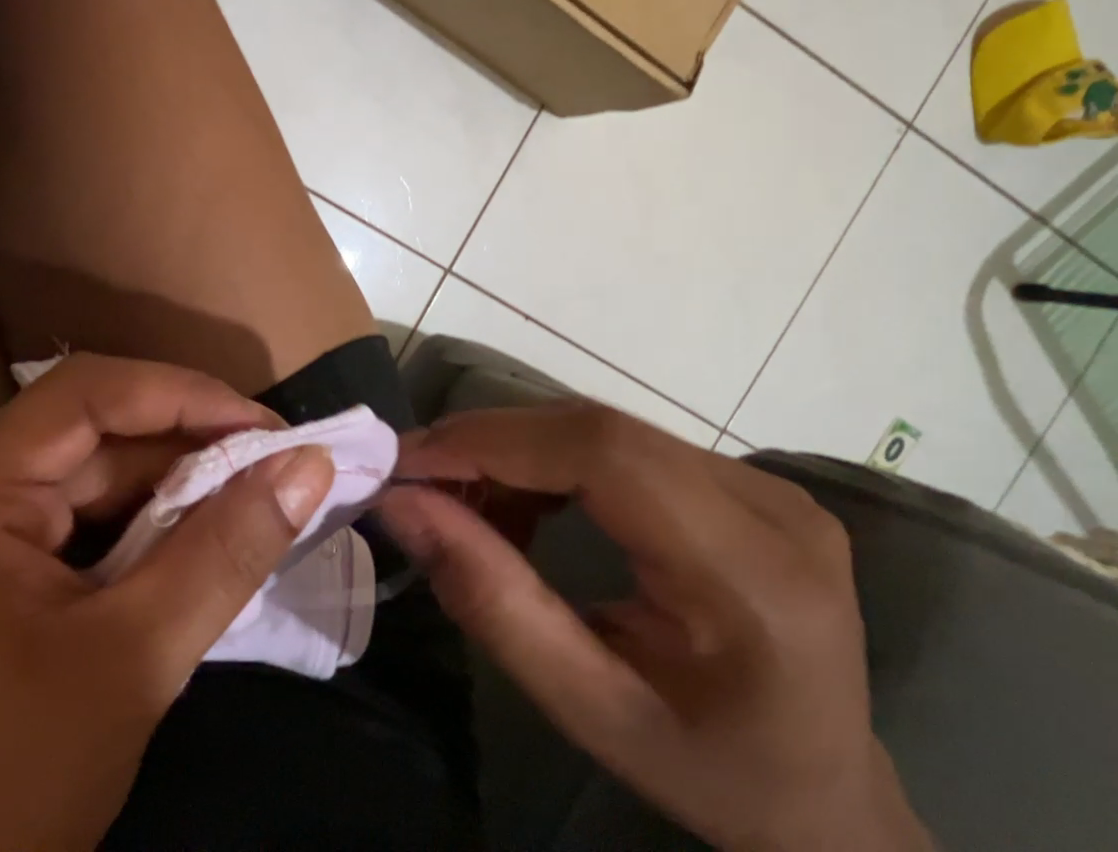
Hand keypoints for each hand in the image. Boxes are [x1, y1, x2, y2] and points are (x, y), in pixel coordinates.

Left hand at [0, 354, 334, 850]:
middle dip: (186, 439)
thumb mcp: (139, 653)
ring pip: (96, 477)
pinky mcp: (12, 577)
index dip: (176, 393)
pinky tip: (209, 533)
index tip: (262, 425)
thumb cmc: (32, 766)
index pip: (80, 396)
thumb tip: (308, 465)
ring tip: (258, 492)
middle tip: (276, 459)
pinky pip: (91, 523)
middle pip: (89, 431)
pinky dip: (153, 524)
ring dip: (176, 482)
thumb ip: (225, 550)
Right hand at [379, 404, 932, 851]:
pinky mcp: (746, 483)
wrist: (823, 795)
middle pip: (600, 429)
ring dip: (513, 453)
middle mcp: (772, 507)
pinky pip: (622, 446)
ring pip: (603, 428)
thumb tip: (402, 505)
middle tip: (414, 484)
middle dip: (488, 444)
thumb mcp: (586, 708)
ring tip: (462, 507)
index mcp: (752, 575)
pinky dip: (547, 463)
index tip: (405, 466)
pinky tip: (521, 509)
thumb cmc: (705, 769)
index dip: (492, 442)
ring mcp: (768, 486)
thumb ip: (492, 602)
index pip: (607, 456)